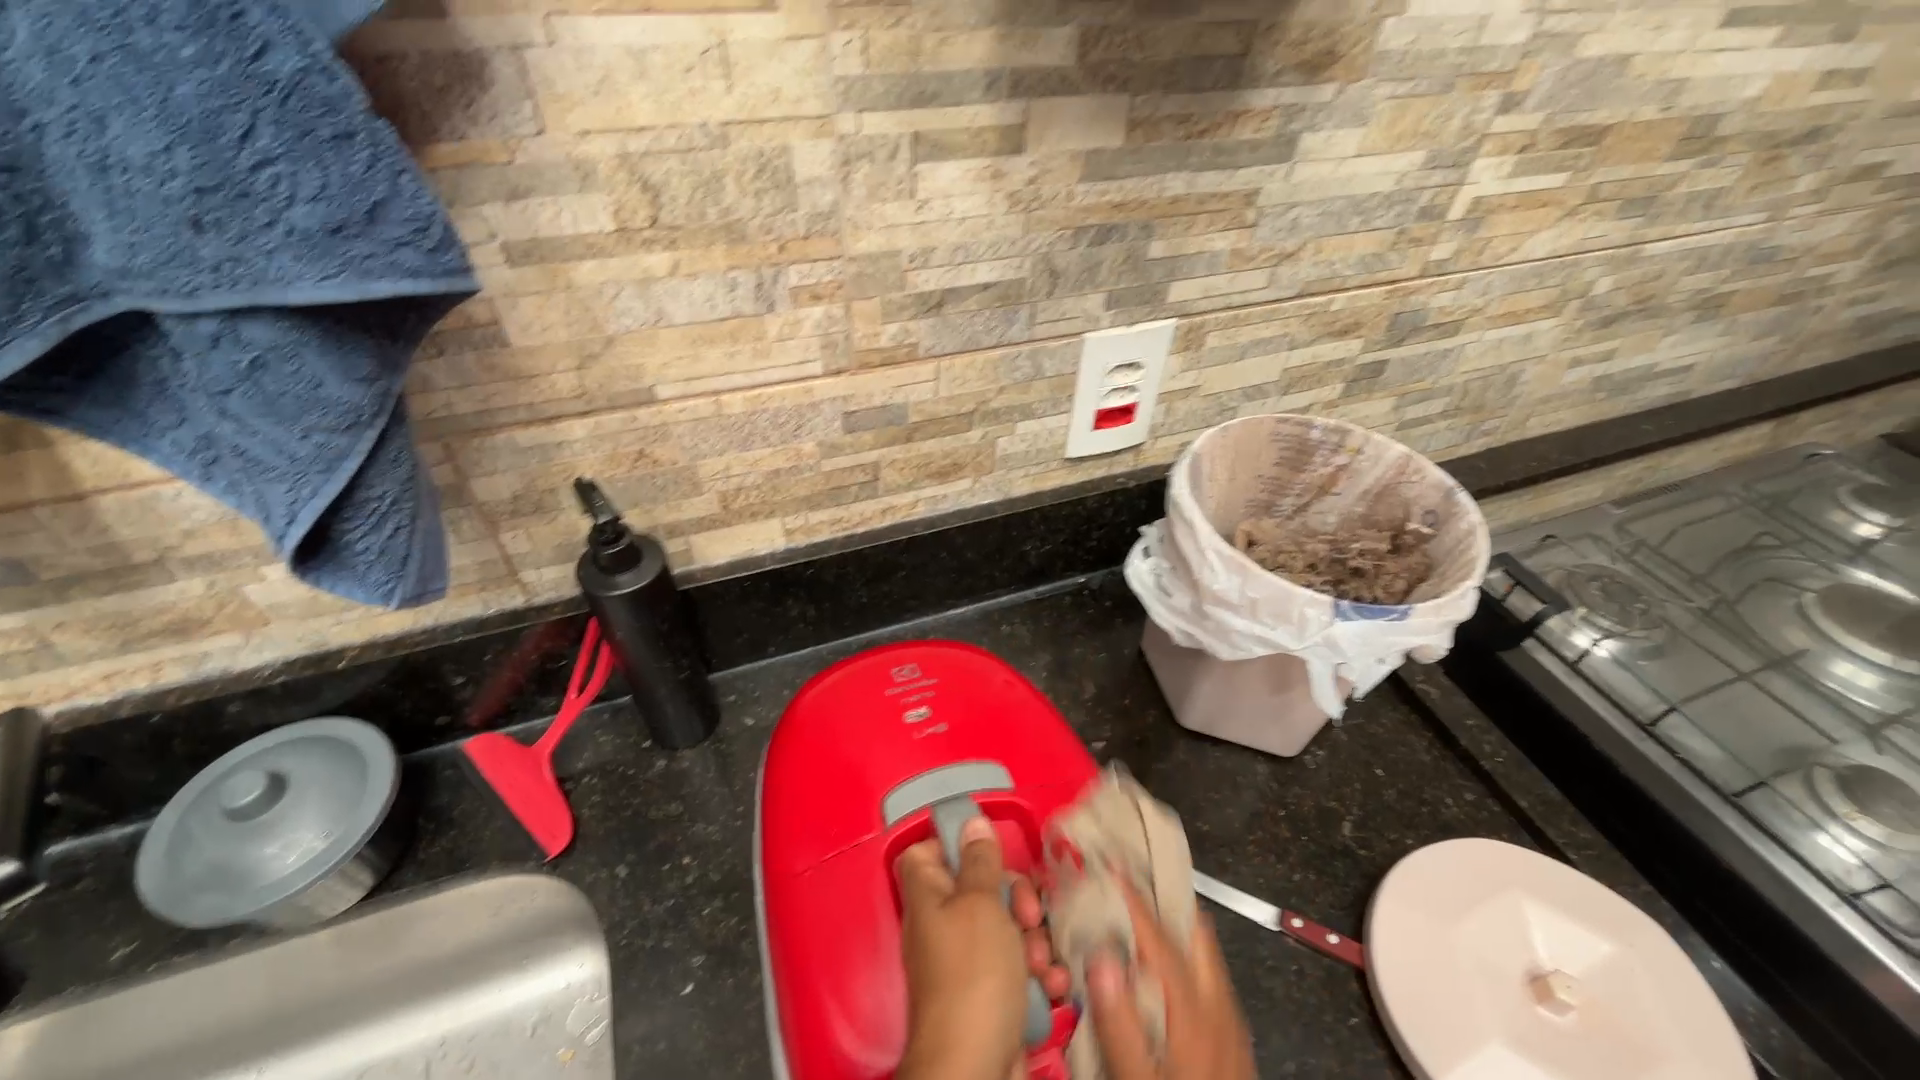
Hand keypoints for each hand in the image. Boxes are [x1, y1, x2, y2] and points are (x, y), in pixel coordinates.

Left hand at [895, 818, 1064, 1079]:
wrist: (975, 1065)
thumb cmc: (972, 979)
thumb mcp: (979, 904)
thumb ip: (979, 862)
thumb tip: (970, 822)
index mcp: (929, 898)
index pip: (927, 853)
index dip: (956, 847)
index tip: (990, 853)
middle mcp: (943, 928)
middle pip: (981, 890)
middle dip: (1016, 899)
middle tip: (1029, 915)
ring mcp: (967, 964)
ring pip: (1008, 930)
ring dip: (1033, 942)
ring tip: (1038, 962)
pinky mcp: (991, 996)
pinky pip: (1018, 970)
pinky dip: (1037, 976)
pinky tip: (1048, 986)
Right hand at [1085, 884, 1254, 1079]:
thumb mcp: (1137, 1079)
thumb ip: (1119, 1021)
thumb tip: (1101, 955)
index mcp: (1193, 1010)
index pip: (1161, 938)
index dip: (1134, 899)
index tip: (1110, 866)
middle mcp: (1219, 1005)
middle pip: (1196, 933)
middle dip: (1163, 900)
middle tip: (1128, 882)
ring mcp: (1230, 1022)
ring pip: (1204, 954)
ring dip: (1173, 926)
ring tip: (1136, 915)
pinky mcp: (1232, 1040)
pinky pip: (1207, 978)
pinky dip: (1182, 956)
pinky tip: (1158, 974)